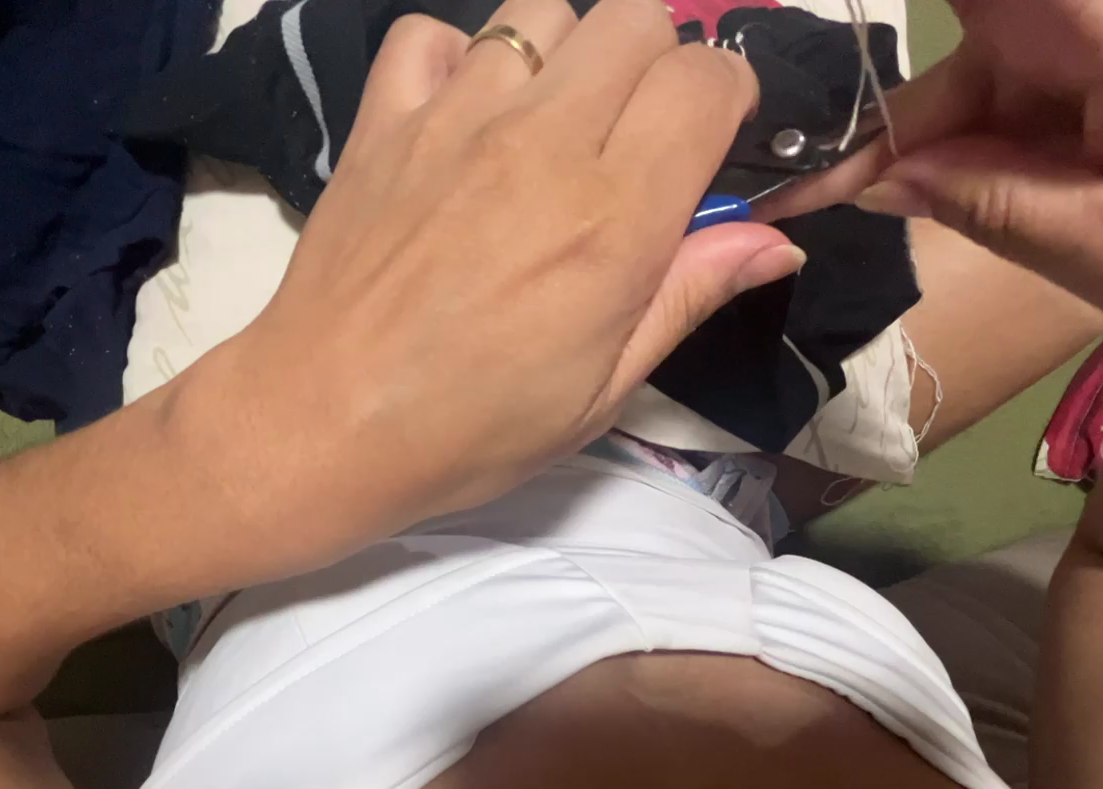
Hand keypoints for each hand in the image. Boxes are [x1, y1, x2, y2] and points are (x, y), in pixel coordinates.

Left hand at [172, 0, 803, 545]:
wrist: (326, 427)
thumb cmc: (471, 432)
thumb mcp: (600, 394)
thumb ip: (686, 299)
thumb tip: (776, 241)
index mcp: (610, 221)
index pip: (706, 81)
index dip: (726, 99)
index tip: (708, 149)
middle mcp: (541, 146)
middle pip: (637, 20)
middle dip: (658, 68)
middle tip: (633, 146)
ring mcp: (452, 122)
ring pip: (545, 12)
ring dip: (570, 58)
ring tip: (552, 134)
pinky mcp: (382, 123)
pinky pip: (434, 36)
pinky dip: (463, 61)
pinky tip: (465, 124)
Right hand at [772, 0, 1102, 335]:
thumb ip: (1003, 213)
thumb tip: (887, 174)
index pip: (978, 0)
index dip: (878, 68)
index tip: (803, 134)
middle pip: (965, 57)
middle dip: (906, 145)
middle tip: (844, 227)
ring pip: (996, 82)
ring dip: (966, 164)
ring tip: (1020, 237)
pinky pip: (1042, 93)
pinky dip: (1013, 158)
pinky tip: (1053, 206)